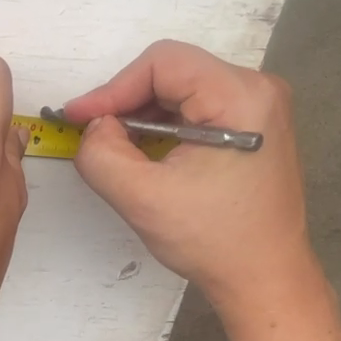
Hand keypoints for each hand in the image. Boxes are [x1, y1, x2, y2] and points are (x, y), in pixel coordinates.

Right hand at [62, 41, 318, 315]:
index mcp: (240, 96)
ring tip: (114, 150)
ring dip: (140, 117)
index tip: (77, 119)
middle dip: (124, 102)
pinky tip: (143, 156)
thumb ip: (103, 155)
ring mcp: (258, 110)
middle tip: (90, 136)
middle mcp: (256, 91)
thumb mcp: (142, 198)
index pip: (162, 63)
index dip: (112, 88)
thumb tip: (93, 128)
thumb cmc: (212, 240)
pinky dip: (160, 129)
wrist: (263, 277)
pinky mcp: (252, 130)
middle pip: (173, 73)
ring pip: (181, 93)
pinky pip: (194, 112)